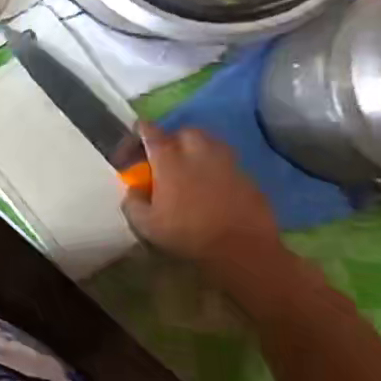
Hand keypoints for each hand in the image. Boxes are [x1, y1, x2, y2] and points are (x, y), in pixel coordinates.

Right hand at [121, 123, 283, 269]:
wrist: (243, 249)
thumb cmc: (188, 234)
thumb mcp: (145, 224)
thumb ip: (133, 202)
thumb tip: (134, 189)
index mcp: (170, 162)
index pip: (152, 133)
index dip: (142, 131)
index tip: (136, 136)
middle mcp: (199, 155)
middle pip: (185, 132)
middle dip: (173, 137)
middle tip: (165, 153)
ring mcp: (227, 164)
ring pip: (211, 142)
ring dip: (197, 147)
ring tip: (189, 163)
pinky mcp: (247, 177)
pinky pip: (227, 161)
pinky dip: (216, 165)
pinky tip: (211, 182)